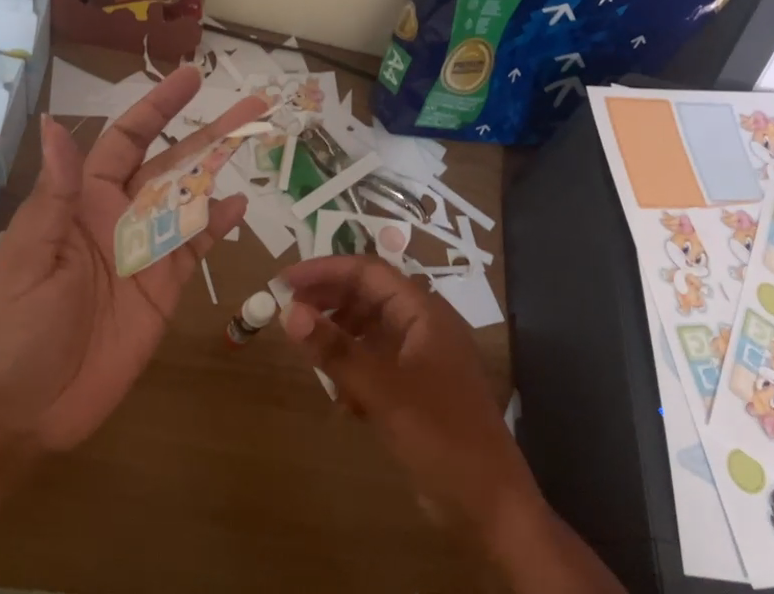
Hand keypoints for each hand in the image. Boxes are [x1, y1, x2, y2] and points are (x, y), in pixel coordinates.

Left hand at [0, 67, 267, 451]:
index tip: (191, 77)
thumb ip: (55, 194)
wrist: (25, 409)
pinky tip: (241, 207)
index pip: (127, 140)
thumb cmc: (15, 328)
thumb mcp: (27, 256)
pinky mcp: (163, 290)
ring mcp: (145, 253)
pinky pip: (195, 248)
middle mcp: (119, 217)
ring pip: (191, 200)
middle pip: (172, 163)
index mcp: (82, 201)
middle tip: (254, 103)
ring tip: (257, 139)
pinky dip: (219, 227)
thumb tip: (56, 123)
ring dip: (222, 170)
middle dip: (209, 132)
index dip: (158, 107)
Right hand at [278, 255, 537, 536]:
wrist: (489, 502)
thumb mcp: (382, 390)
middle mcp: (425, 327)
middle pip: (369, 296)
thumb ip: (335, 350)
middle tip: (286, 312)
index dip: (325, 271)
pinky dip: (355, 368)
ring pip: (371, 330)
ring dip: (339, 336)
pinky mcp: (418, 390)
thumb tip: (289, 311)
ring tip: (308, 353)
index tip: (284, 282)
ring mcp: (423, 359)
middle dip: (328, 301)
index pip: (368, 272)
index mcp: (425, 313)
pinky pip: (378, 362)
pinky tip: (340, 395)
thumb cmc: (440, 436)